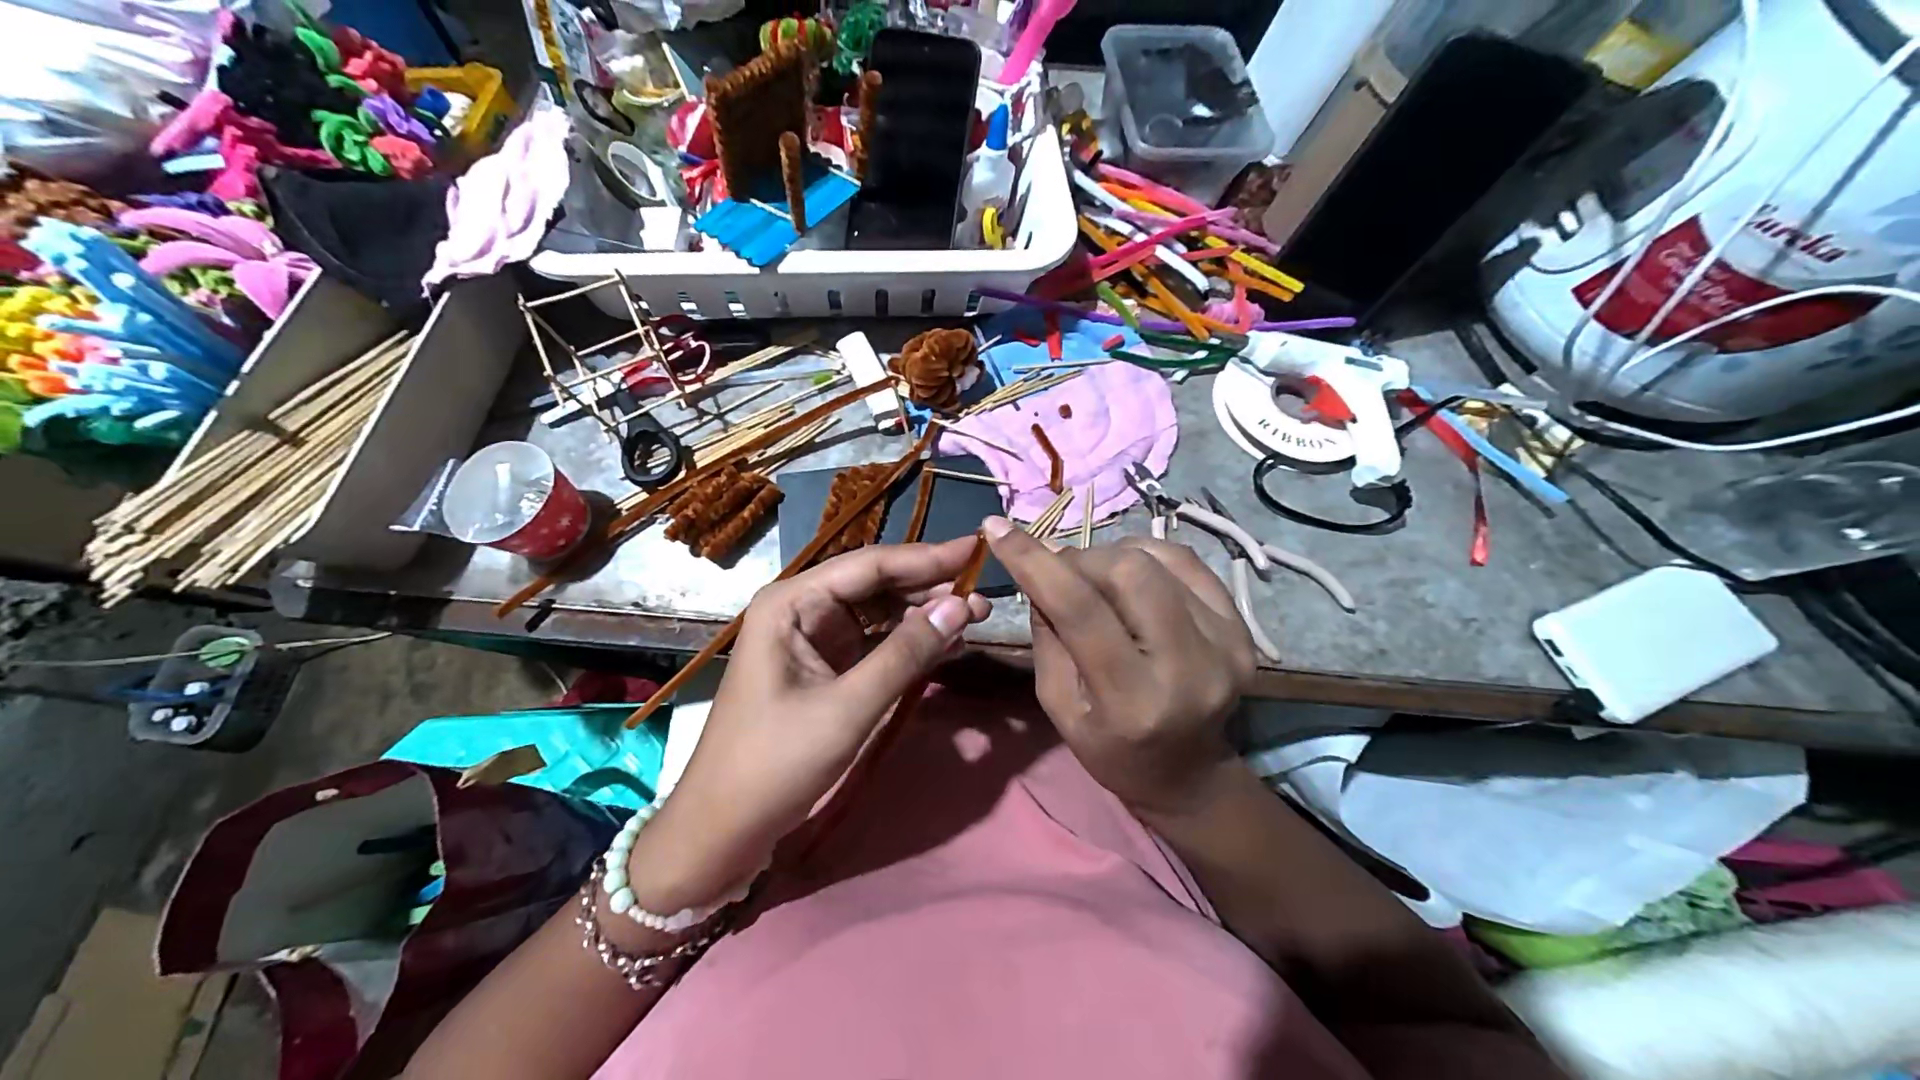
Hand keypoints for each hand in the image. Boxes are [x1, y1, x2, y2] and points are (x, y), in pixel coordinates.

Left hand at [624, 538, 991, 912]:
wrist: (724, 826)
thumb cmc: (777, 761)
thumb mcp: (849, 706)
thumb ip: (906, 653)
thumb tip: (962, 604)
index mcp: (792, 603)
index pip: (869, 564)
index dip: (926, 557)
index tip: (976, 549)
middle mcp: (801, 610)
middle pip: (875, 584)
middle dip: (928, 588)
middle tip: (983, 593)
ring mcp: (812, 639)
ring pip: (877, 613)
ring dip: (922, 615)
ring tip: (974, 615)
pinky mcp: (823, 667)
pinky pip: (873, 643)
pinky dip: (907, 643)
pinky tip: (944, 643)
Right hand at [984, 517, 1256, 817]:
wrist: (1188, 771)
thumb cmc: (1111, 747)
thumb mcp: (1058, 704)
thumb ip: (1048, 634)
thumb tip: (1041, 567)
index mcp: (1132, 701)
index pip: (1080, 610)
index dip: (1034, 562)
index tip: (997, 529)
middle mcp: (1188, 667)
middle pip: (1127, 572)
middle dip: (1079, 559)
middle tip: (1060, 573)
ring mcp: (1225, 642)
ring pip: (1157, 558)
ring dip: (1111, 556)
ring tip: (1095, 578)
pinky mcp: (1243, 627)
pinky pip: (1187, 560)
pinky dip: (1147, 556)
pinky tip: (1131, 573)